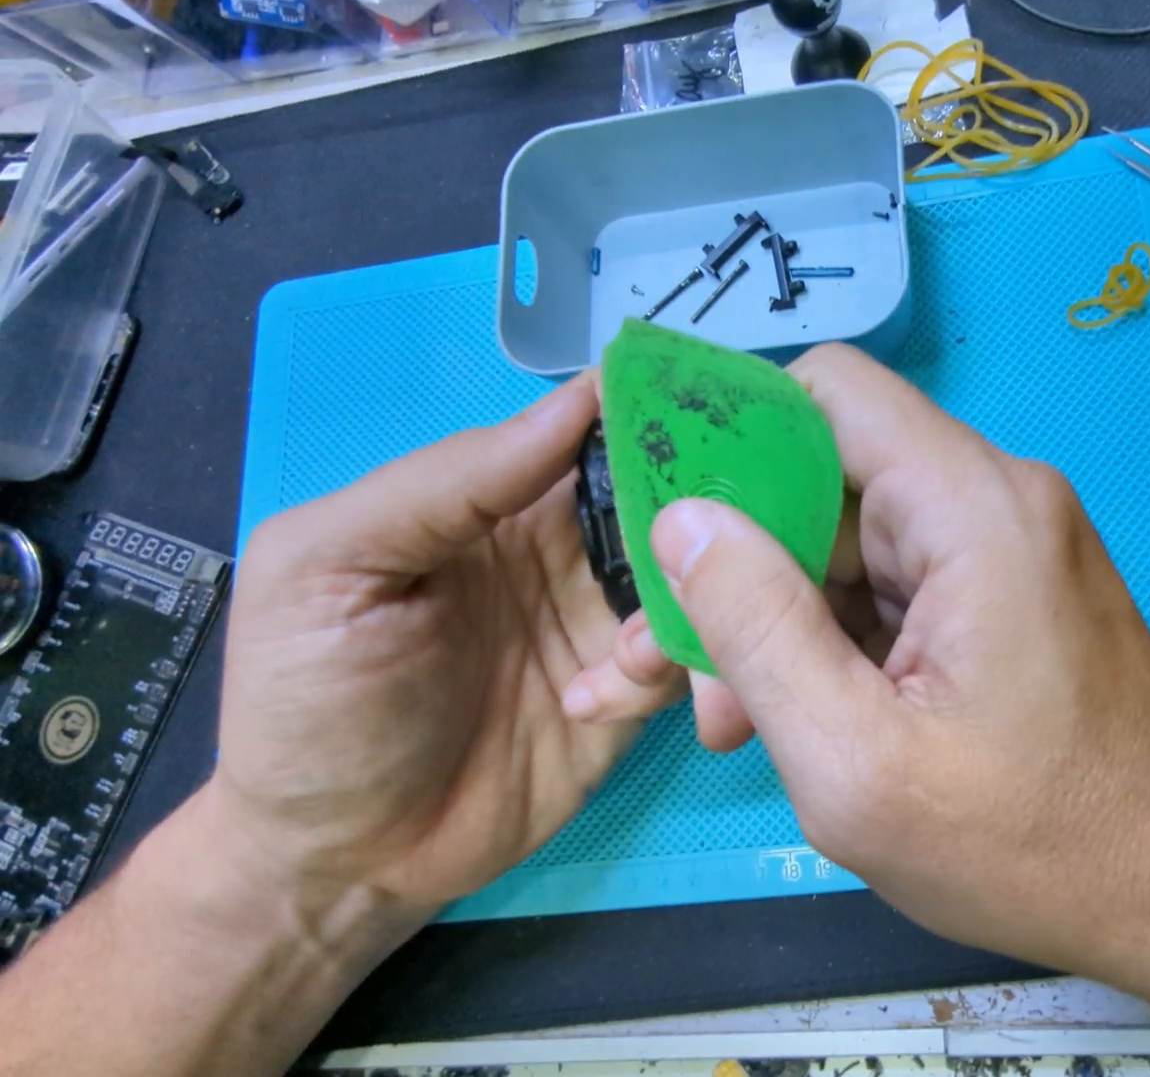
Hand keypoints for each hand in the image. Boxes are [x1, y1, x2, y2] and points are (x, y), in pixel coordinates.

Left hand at [206, 372, 684, 922]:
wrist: (346, 858)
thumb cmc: (314, 701)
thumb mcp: (332, 566)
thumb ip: (444, 482)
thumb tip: (574, 403)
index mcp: (504, 504)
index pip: (592, 434)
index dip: (644, 412)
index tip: (702, 406)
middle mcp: (574, 552)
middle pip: (665, 500)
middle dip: (698, 505)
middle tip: (723, 523)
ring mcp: (612, 621)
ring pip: (694, 577)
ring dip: (684, 600)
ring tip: (628, 651)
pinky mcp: (641, 688)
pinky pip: (689, 654)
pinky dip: (672, 667)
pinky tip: (602, 702)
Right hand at [642, 345, 1149, 994]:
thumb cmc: (1031, 842)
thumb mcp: (857, 760)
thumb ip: (758, 627)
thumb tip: (684, 518)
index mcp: (972, 507)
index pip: (829, 392)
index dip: (732, 436)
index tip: (666, 526)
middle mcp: (996, 499)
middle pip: (828, 478)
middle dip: (744, 566)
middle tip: (686, 677)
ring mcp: (1005, 547)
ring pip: (851, 541)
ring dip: (783, 618)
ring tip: (734, 720)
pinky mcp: (1005, 594)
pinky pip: (894, 585)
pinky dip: (837, 637)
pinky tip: (801, 716)